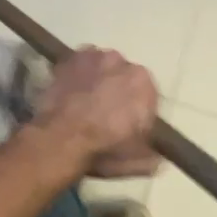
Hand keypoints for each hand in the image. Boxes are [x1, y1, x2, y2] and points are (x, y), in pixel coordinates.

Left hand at [27, 47, 161, 178]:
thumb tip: (156, 155)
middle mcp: (122, 62)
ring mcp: (94, 56)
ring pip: (103, 67)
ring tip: (87, 102)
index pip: (147, 95)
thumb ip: (152, 153)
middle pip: (124, 77)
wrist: (60, 139)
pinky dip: (80, 73)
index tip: (128, 125)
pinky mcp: (70, 57)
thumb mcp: (137, 161)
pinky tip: (73, 90)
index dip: (138, 111)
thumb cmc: (103, 148)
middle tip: (106, 113)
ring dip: (99, 79)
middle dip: (118, 91)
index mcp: (144, 83)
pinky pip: (81, 63)